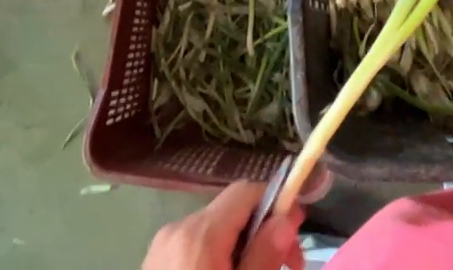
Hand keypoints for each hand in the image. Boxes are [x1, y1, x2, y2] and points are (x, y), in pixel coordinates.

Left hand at [142, 182, 302, 269]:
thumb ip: (264, 255)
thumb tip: (287, 218)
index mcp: (199, 233)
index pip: (246, 191)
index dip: (277, 204)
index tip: (297, 235)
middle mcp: (177, 229)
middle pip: (231, 212)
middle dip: (263, 234)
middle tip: (288, 269)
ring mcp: (161, 248)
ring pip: (214, 231)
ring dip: (242, 249)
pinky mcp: (154, 266)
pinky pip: (194, 248)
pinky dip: (217, 259)